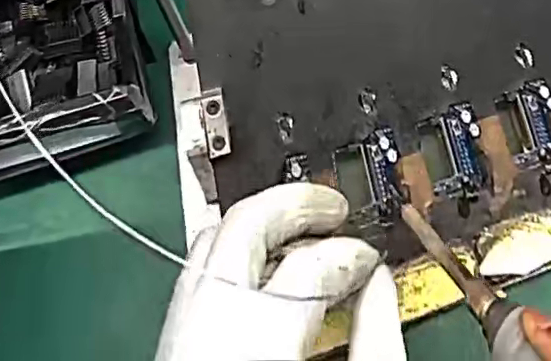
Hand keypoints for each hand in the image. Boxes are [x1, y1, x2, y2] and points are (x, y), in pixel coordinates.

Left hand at [154, 184, 403, 360]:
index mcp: (252, 347)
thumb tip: (382, 284)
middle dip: (294, 203)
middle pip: (242, 227)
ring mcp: (176, 335)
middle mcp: (203, 331)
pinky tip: (268, 268)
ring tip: (305, 229)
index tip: (371, 255)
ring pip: (212, 239)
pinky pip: (198, 272)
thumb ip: (374, 346)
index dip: (349, 251)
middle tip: (336, 206)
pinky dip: (235, 252)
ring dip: (262, 221)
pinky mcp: (168, 343)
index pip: (305, 267)